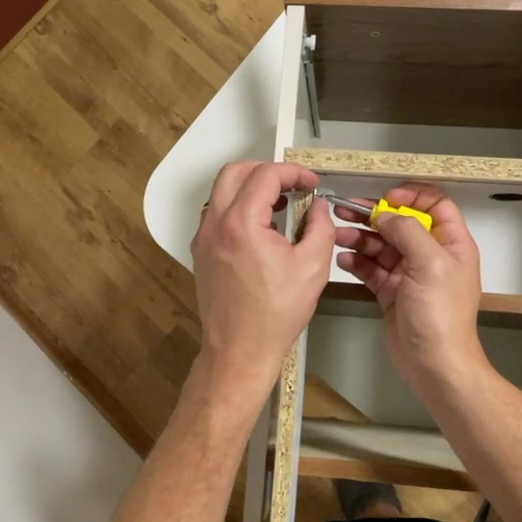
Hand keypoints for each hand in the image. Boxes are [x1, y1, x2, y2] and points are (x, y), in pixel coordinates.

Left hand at [189, 161, 334, 398]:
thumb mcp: (312, 268)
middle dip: (266, 172)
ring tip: (279, 207)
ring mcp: (203, 239)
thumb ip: (320, 228)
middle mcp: (215, 225)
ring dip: (250, 189)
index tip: (310, 183)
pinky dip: (238, 210)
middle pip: (235, 173)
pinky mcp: (201, 253)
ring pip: (221, 192)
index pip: (265, 175)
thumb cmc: (274, 315)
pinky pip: (217, 215)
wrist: (239, 350)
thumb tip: (318, 207)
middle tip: (292, 186)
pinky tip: (262, 230)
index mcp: (241, 224)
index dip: (293, 173)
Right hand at [334, 184, 486, 388]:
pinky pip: (371, 270)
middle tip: (344, 209)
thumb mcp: (430, 264)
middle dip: (373, 215)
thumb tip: (386, 214)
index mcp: (451, 244)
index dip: (411, 196)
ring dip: (359, 238)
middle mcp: (431, 255)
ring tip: (337, 236)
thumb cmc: (441, 316)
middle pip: (400, 224)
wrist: (433, 364)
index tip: (386, 199)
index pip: (435, 205)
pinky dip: (357, 262)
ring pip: (382, 246)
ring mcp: (410, 274)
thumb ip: (408, 231)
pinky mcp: (392, 293)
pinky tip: (343, 259)